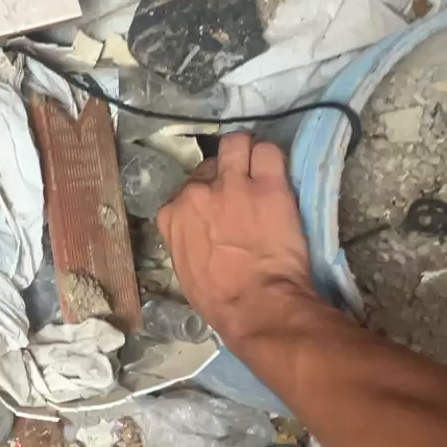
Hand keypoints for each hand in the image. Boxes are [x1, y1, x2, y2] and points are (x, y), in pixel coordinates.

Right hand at [155, 132, 319, 345]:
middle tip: (240, 186)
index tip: (216, 207)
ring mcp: (232, 185)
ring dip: (245, 151)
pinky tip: (275, 169)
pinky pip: (268, 152)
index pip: (185, 190)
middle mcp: (195, 193)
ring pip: (236, 143)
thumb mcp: (183, 266)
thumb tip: (199, 228)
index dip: (204, 196)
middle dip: (223, 172)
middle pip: (208, 164)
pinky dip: (271, 156)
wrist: (255, 304)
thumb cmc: (216, 297)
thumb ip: (185, 236)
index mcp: (171, 214)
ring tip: (256, 163)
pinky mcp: (269, 185)